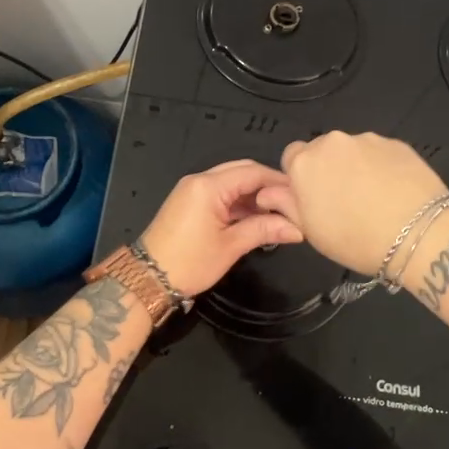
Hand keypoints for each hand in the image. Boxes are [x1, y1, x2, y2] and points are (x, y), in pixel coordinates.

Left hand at [136, 160, 304, 296]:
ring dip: (253, 195)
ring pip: (231, 182)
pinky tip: (256, 218)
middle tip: (291, 204)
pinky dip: (238, 202)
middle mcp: (199, 179)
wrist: (147, 277)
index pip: (253, 172)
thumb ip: (264, 230)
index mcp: (209, 185)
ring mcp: (192, 189)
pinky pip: (219, 193)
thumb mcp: (230, 247)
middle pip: (242, 171)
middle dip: (267, 186)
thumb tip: (297, 229)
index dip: (279, 181)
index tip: (300, 195)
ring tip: (279, 214)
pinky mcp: (189, 201)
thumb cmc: (189, 262)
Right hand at [279, 132, 448, 272]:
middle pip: (322, 150)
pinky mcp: (396, 143)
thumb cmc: (355, 238)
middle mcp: (332, 142)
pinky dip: (381, 167)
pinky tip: (393, 192)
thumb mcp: (312, 231)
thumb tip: (268, 192)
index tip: (314, 199)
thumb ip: (287, 205)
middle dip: (327, 169)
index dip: (300, 178)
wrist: (418, 233)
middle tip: (344, 201)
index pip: (290, 157)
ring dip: (355, 166)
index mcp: (305, 162)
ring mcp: (367, 139)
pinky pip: (379, 153)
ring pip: (352, 150)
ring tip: (373, 197)